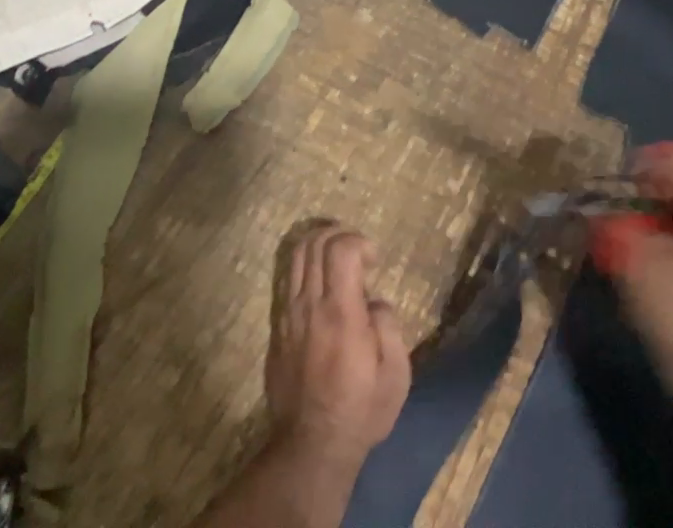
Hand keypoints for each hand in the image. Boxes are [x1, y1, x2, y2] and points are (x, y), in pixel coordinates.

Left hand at [266, 223, 411, 466]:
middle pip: (313, 244)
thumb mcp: (395, 373)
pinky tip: (319, 281)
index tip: (374, 256)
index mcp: (341, 312)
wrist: (311, 440)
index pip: (340, 250)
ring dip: (316, 244)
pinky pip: (287, 280)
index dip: (358, 240)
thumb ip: (388, 326)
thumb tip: (374, 302)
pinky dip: (303, 267)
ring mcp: (288, 313)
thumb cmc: (361, 409)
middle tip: (356, 246)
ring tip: (336, 254)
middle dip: (336, 233)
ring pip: (295, 257)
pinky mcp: (277, 325)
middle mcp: (310, 304)